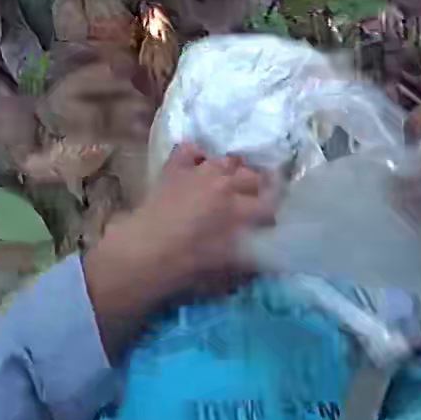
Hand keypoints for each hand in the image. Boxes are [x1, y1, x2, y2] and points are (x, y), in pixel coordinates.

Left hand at [83, 143, 279, 358]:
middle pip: (253, 176)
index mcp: (243, 211)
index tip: (270, 219)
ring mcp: (199, 172)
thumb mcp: (232, 270)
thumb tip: (267, 254)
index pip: (272, 203)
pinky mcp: (174, 167)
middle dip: (257, 187)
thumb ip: (254, 258)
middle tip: (250, 201)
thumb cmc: (191, 266)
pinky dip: (196, 154)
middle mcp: (226, 185)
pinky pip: (190, 149)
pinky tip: (197, 163)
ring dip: (231, 170)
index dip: (273, 211)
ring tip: (227, 183)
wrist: (147, 249)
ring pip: (226, 161)